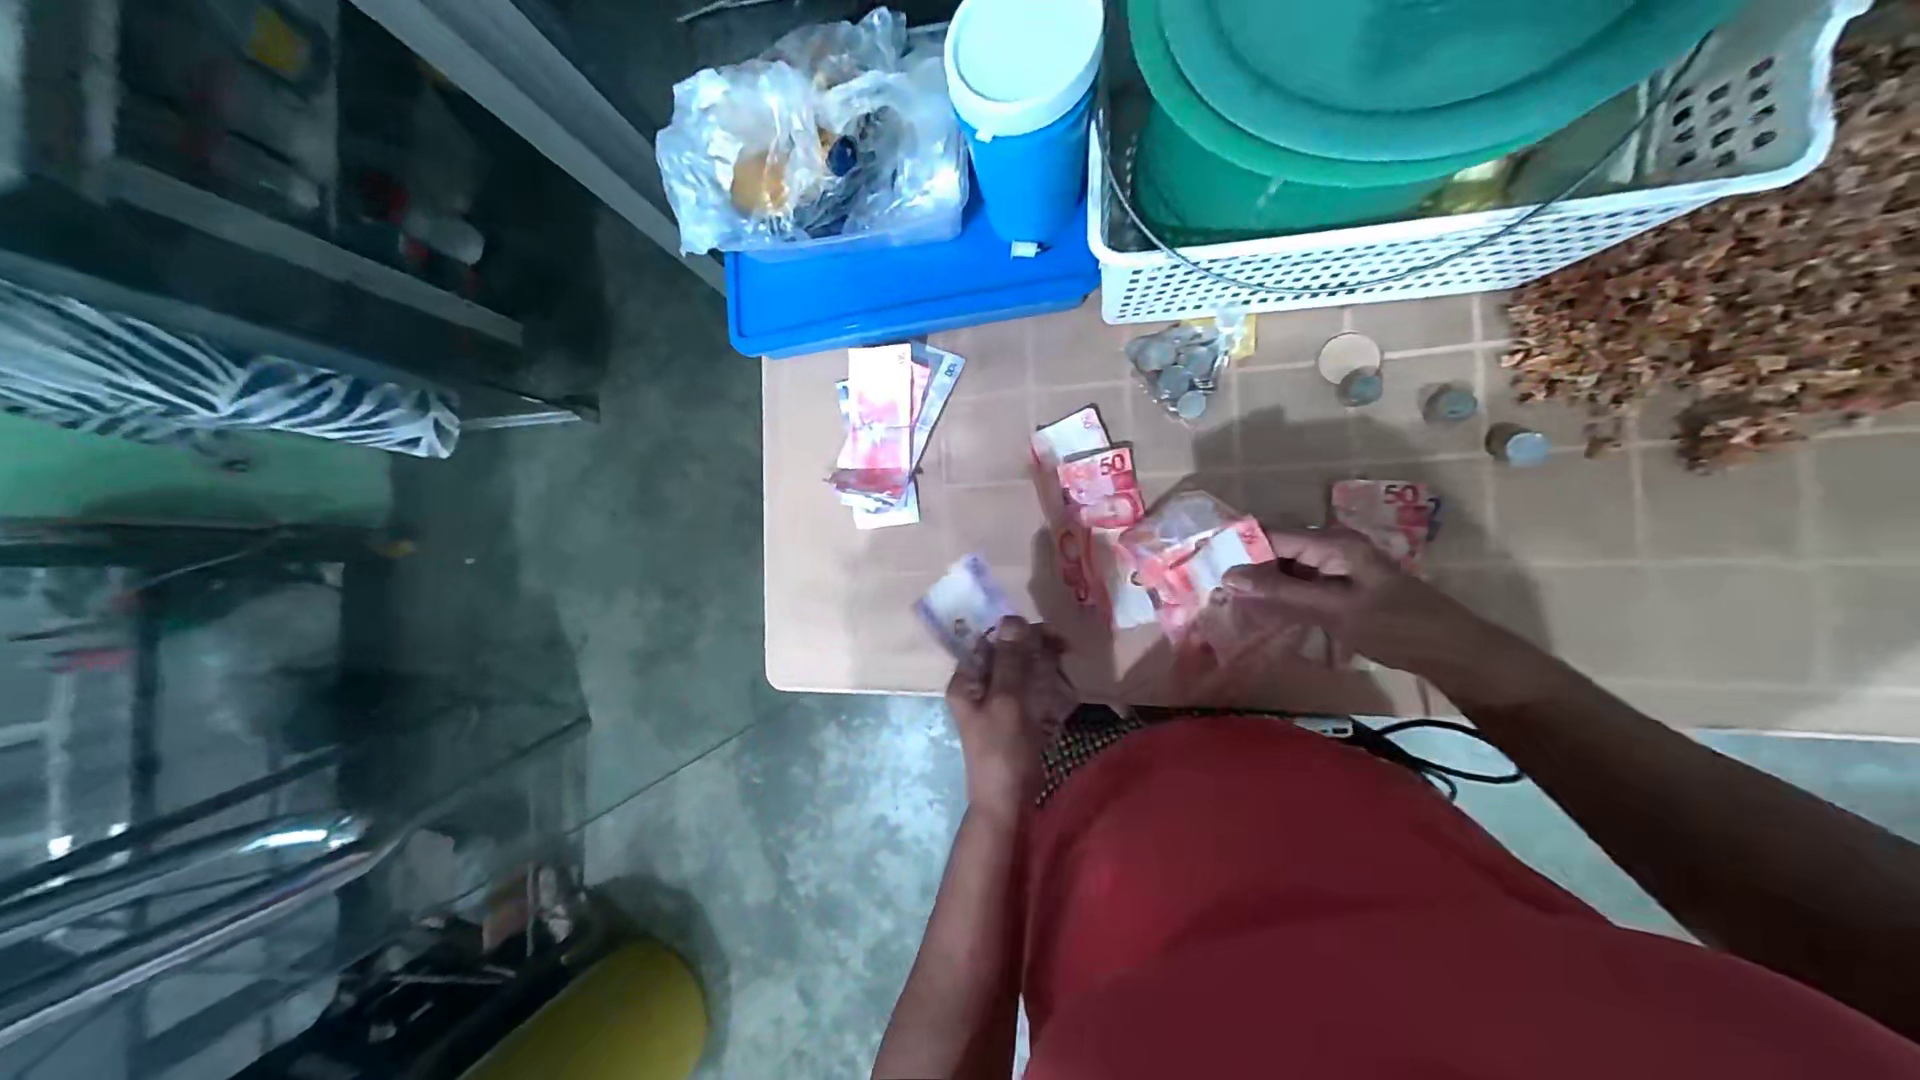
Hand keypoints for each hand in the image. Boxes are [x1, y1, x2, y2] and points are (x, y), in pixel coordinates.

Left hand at [945, 617, 1071, 824]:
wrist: (1007, 803)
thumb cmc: (1003, 752)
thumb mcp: (1006, 702)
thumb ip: (1010, 660)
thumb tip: (1013, 619)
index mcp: (967, 680)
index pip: (991, 640)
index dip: (1019, 632)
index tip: (1051, 635)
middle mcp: (979, 686)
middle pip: (1010, 653)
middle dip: (1037, 651)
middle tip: (1065, 653)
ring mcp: (998, 702)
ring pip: (1025, 671)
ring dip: (1046, 670)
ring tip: (1063, 681)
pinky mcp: (1015, 716)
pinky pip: (1032, 691)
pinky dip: (1048, 689)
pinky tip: (1062, 698)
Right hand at [1219, 528, 1564, 707]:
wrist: (1452, 652)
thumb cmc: (1396, 626)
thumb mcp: (1334, 610)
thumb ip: (1281, 594)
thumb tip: (1228, 576)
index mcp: (1332, 543)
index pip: (1271, 534)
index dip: (1238, 547)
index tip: (1204, 564)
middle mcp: (1332, 548)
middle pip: (1276, 549)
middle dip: (1245, 567)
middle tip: (1211, 588)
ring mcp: (1337, 567)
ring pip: (1286, 569)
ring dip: (1261, 584)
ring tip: (1227, 602)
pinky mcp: (1340, 587)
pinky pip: (1299, 584)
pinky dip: (1280, 596)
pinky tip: (1261, 613)